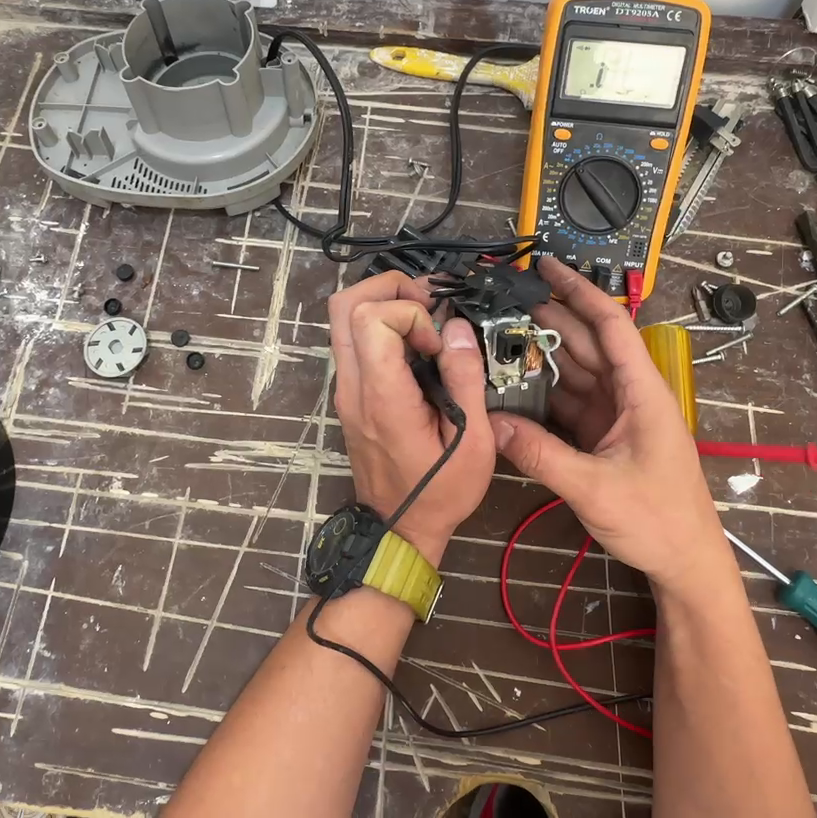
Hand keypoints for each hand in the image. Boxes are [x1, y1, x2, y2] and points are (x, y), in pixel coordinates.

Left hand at [328, 272, 495, 563]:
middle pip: (344, 305)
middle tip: (428, 307)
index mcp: (382, 396)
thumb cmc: (440, 491)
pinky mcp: (350, 394)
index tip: (438, 342)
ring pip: (343, 319)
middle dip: (389, 289)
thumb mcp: (473, 442)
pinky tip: (417, 346)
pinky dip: (381, 326)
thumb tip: (457, 329)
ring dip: (384, 304)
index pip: (371, 317)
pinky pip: (353, 340)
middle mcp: (353, 385)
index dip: (409, 312)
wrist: (399, 528)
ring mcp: (345, 388)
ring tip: (425, 322)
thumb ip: (465, 379)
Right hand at [489, 257, 725, 593]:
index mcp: (641, 391)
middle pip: (585, 344)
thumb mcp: (595, 488)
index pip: (610, 325)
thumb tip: (489, 425)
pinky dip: (541, 395)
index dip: (579, 291)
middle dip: (548, 319)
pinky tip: (511, 387)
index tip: (546, 266)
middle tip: (502, 301)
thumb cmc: (657, 520)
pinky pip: (567, 404)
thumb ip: (540, 455)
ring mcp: (615, 416)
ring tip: (497, 338)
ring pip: (573, 373)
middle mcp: (628, 394)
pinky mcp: (603, 437)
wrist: (686, 564)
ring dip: (540, 357)